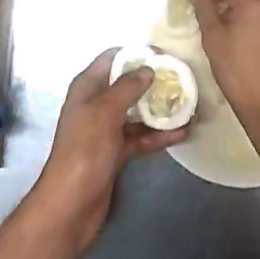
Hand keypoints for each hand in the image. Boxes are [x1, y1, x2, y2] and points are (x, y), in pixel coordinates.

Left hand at [32, 49, 187, 249]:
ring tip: (188, 105)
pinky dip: (157, 134)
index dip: (136, 54)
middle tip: (183, 80)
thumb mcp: (105, 113)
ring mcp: (106, 129)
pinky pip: (139, 137)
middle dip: (152, 82)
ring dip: (159, 109)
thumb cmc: (84, 151)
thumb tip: (148, 68)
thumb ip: (127, 88)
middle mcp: (96, 103)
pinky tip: (181, 133)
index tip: (164, 54)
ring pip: (136, 112)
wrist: (71, 205)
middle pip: (127, 84)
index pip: (112, 58)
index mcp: (87, 87)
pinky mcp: (115, 152)